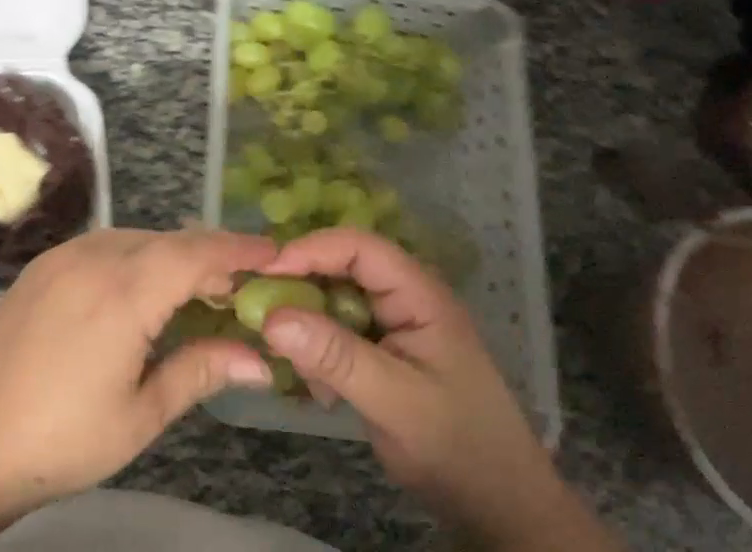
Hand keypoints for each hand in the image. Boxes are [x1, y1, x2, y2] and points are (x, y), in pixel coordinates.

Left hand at [0, 228, 277, 506]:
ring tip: (202, 293)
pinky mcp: (40, 268)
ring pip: (135, 240)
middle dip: (212, 256)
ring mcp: (60, 257)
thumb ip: (200, 372)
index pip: (198, 252)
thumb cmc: (56, 438)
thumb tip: (261, 359)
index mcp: (123, 289)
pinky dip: (138, 260)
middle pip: (168, 240)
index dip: (241, 252)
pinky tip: (146, 293)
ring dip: (173, 257)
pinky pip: (104, 247)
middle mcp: (93, 256)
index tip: (279, 258)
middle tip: (248, 288)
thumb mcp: (139, 414)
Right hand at [258, 229, 561, 539]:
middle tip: (254, 307)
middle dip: (297, 284)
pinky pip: (335, 334)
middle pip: (340, 268)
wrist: (497, 505)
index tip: (263, 273)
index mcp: (419, 294)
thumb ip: (335, 356)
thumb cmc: (456, 444)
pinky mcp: (380, 355)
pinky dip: (315, 351)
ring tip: (279, 352)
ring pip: (333, 301)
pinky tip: (311, 386)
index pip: (358, 247)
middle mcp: (403, 300)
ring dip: (304, 322)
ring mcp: (391, 328)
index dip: (310, 250)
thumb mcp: (394, 399)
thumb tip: (270, 317)